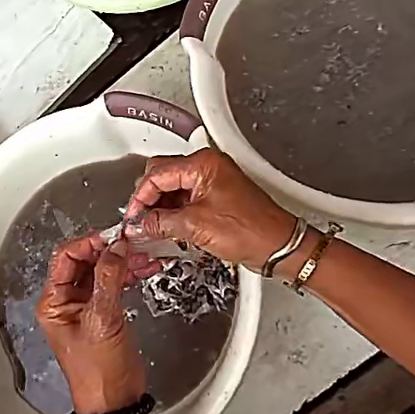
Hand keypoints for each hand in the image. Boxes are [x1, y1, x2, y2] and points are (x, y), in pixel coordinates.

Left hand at [34, 234, 155, 413]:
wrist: (114, 404)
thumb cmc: (99, 374)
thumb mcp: (103, 321)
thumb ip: (109, 281)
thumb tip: (115, 249)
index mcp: (54, 302)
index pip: (66, 258)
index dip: (89, 244)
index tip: (112, 238)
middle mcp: (66, 301)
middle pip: (84, 261)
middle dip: (109, 250)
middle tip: (131, 243)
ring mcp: (84, 307)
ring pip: (101, 271)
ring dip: (122, 261)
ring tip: (144, 254)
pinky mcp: (103, 313)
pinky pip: (113, 284)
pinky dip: (128, 275)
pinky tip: (144, 269)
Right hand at [122, 149, 296, 267]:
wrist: (281, 248)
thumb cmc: (252, 232)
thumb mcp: (194, 227)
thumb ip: (159, 222)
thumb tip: (139, 225)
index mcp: (203, 165)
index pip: (156, 174)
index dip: (140, 198)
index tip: (134, 216)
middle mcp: (208, 167)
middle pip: (162, 176)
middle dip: (148, 200)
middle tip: (140, 220)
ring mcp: (213, 180)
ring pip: (172, 188)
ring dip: (161, 207)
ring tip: (154, 227)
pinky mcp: (216, 196)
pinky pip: (185, 198)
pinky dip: (174, 212)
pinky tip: (169, 227)